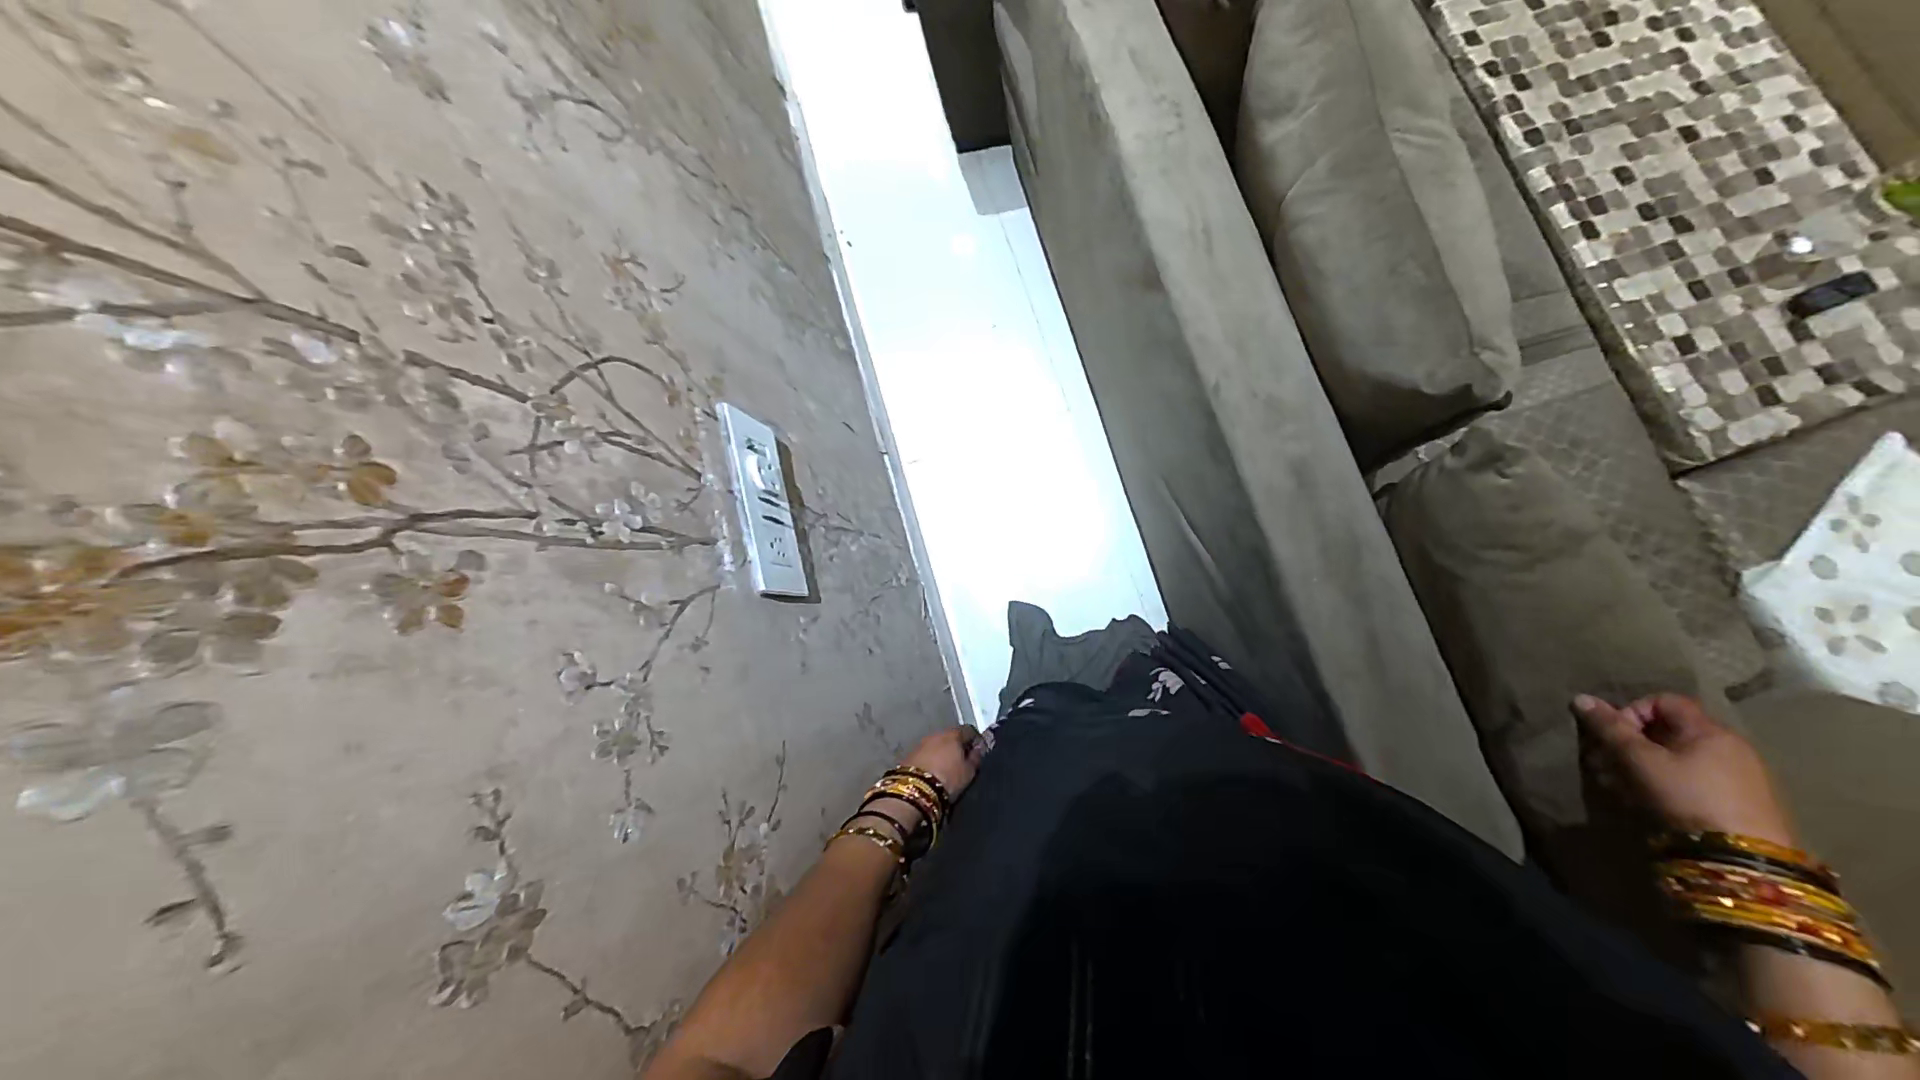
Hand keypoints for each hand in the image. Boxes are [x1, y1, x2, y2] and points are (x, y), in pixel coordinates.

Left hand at [900, 725, 986, 800]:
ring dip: (942, 752)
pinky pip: (926, 753)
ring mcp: (921, 742)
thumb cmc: (948, 779)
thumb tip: (979, 747)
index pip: (970, 730)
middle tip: (962, 762)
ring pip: (937, 744)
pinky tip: (933, 771)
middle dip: (957, 746)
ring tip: (947, 768)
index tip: (977, 753)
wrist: (915, 789)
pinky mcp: (910, 754)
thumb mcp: (969, 772)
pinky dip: (931, 758)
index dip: (976, 740)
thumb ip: (976, 757)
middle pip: (951, 736)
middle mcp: (936, 733)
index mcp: (953, 734)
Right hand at [1572, 693, 1796, 846]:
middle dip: (1633, 742)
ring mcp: (1743, 775)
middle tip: (1611, 762)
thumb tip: (1580, 698)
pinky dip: (1670, 780)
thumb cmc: (1686, 796)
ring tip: (1626, 784)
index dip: (1632, 711)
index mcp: (1711, 731)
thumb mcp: (1639, 760)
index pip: (1664, 701)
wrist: (1742, 857)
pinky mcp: (1744, 801)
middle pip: (1671, 729)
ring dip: (1647, 763)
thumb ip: (1610, 728)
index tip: (1616, 735)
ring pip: (1681, 755)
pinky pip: (1697, 777)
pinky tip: (1655, 799)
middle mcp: (1732, 746)